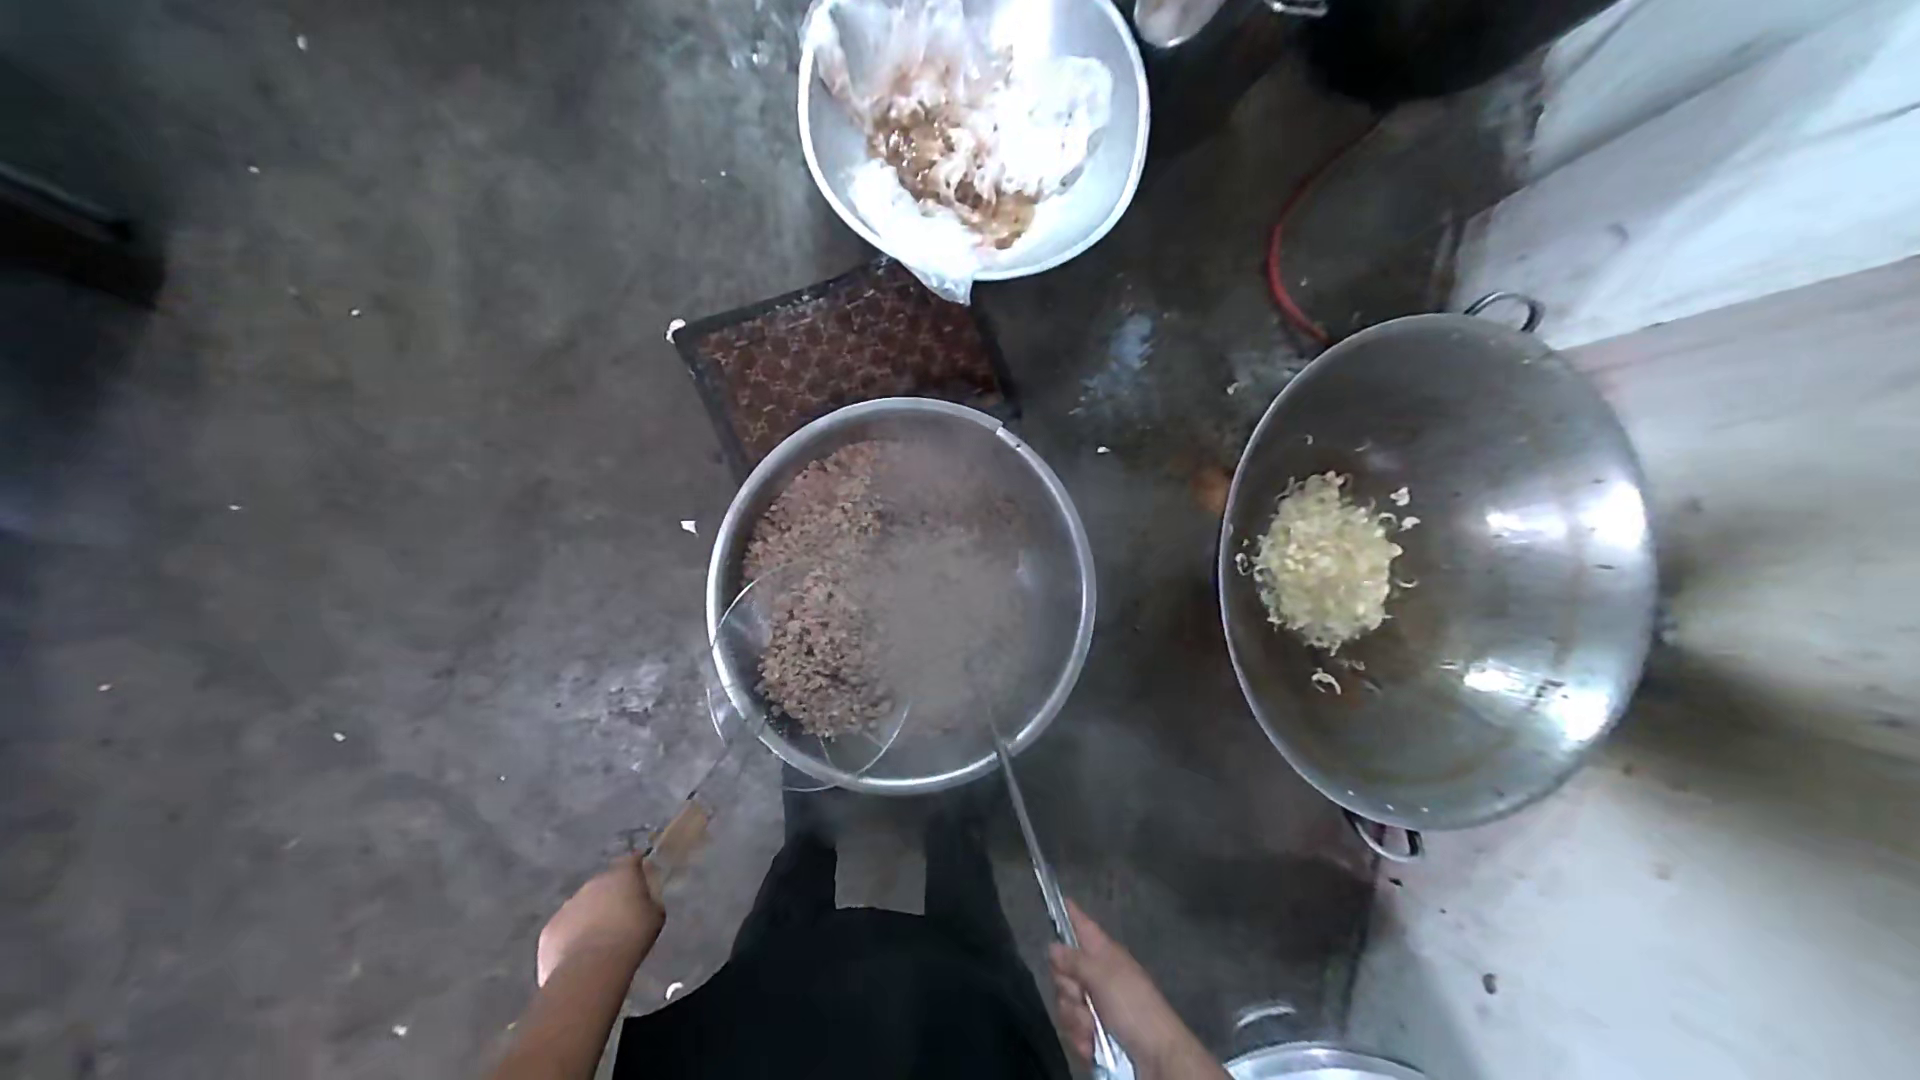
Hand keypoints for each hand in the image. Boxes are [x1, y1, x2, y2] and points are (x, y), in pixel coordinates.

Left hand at [536, 854, 664, 986]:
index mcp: (622, 875)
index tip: (641, 876)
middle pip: (604, 884)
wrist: (589, 970)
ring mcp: (567, 905)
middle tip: (620, 916)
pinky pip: (565, 927)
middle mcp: (593, 883)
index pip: (631, 860)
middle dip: (611, 895)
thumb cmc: (631, 937)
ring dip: (590, 915)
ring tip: (599, 940)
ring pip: (582, 905)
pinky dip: (572, 935)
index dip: (636, 867)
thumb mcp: (655, 915)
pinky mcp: (549, 929)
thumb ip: (649, 899)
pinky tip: (580, 954)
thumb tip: (642, 895)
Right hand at [1049, 900, 1224, 1079]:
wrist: (1157, 1057)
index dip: (1070, 914)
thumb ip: (1074, 961)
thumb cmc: (1133, 1005)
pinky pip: (1073, 1029)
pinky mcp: (1095, 1032)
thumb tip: (1053, 946)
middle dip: (1066, 988)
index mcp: (1103, 952)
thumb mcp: (1102, 977)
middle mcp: (1097, 974)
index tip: (1059, 901)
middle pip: (1063, 970)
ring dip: (1075, 1019)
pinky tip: (1091, 1047)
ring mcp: (1096, 1005)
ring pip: (1065, 1002)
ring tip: (1092, 1030)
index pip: (1082, 925)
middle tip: (1081, 997)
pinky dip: (1080, 1039)